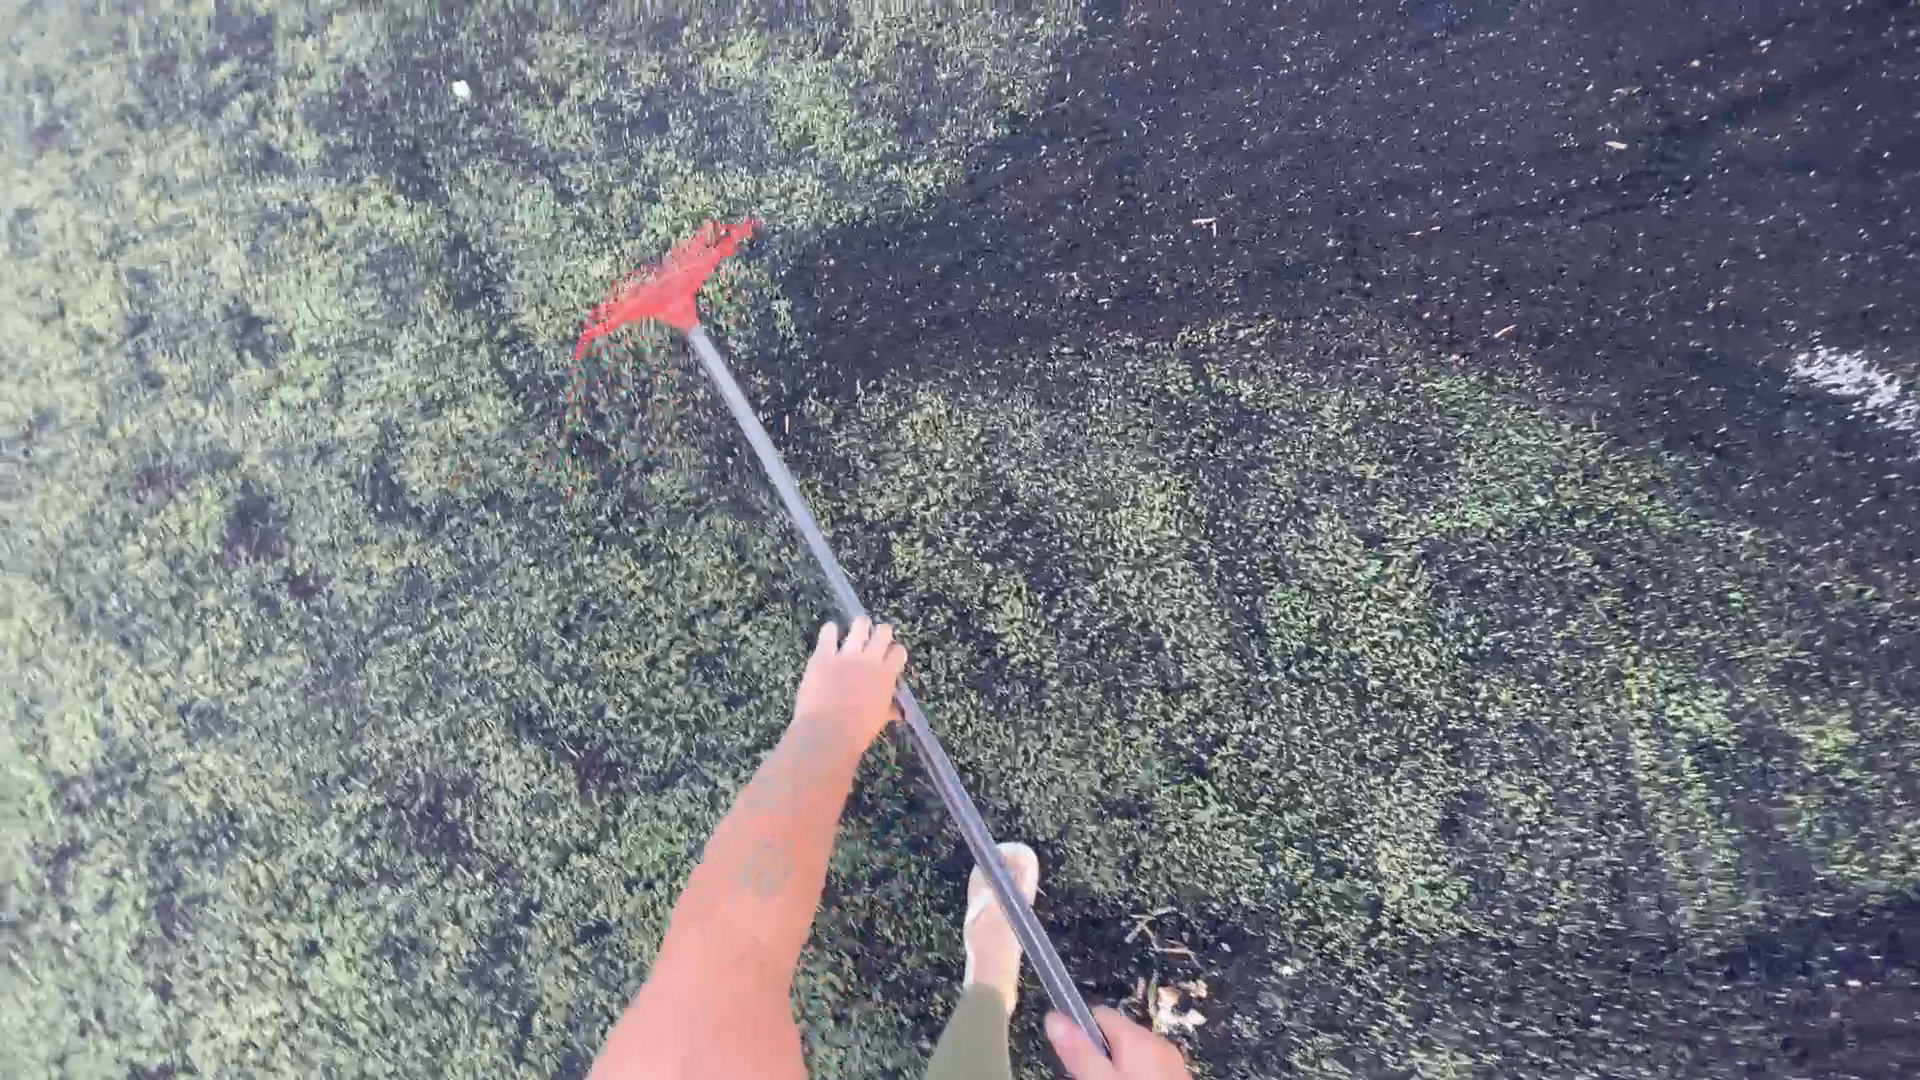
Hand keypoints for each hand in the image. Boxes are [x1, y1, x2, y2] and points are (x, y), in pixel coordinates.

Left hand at [791, 617, 907, 751]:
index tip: (890, 655)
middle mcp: (870, 659)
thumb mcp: (879, 720)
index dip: (895, 652)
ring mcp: (846, 655)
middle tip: (875, 637)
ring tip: (856, 629)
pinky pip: (828, 634)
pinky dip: (830, 630)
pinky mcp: (823, 655)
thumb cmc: (858, 731)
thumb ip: (887, 709)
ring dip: (859, 626)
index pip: (898, 652)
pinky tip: (830, 631)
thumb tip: (898, 713)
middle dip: (881, 632)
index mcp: (886, 675)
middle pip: (883, 632)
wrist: (828, 732)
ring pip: (859, 626)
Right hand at [1047, 1007, 1193, 1079]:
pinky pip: (1150, 1075)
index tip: (1076, 1067)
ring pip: (1133, 1061)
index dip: (1082, 1037)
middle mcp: (1158, 1043)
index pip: (1099, 1015)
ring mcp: (1173, 1066)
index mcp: (1137, 1036)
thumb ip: (1078, 1052)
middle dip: (1100, 1061)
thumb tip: (1052, 1016)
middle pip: (1116, 1039)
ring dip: (1118, 1074)